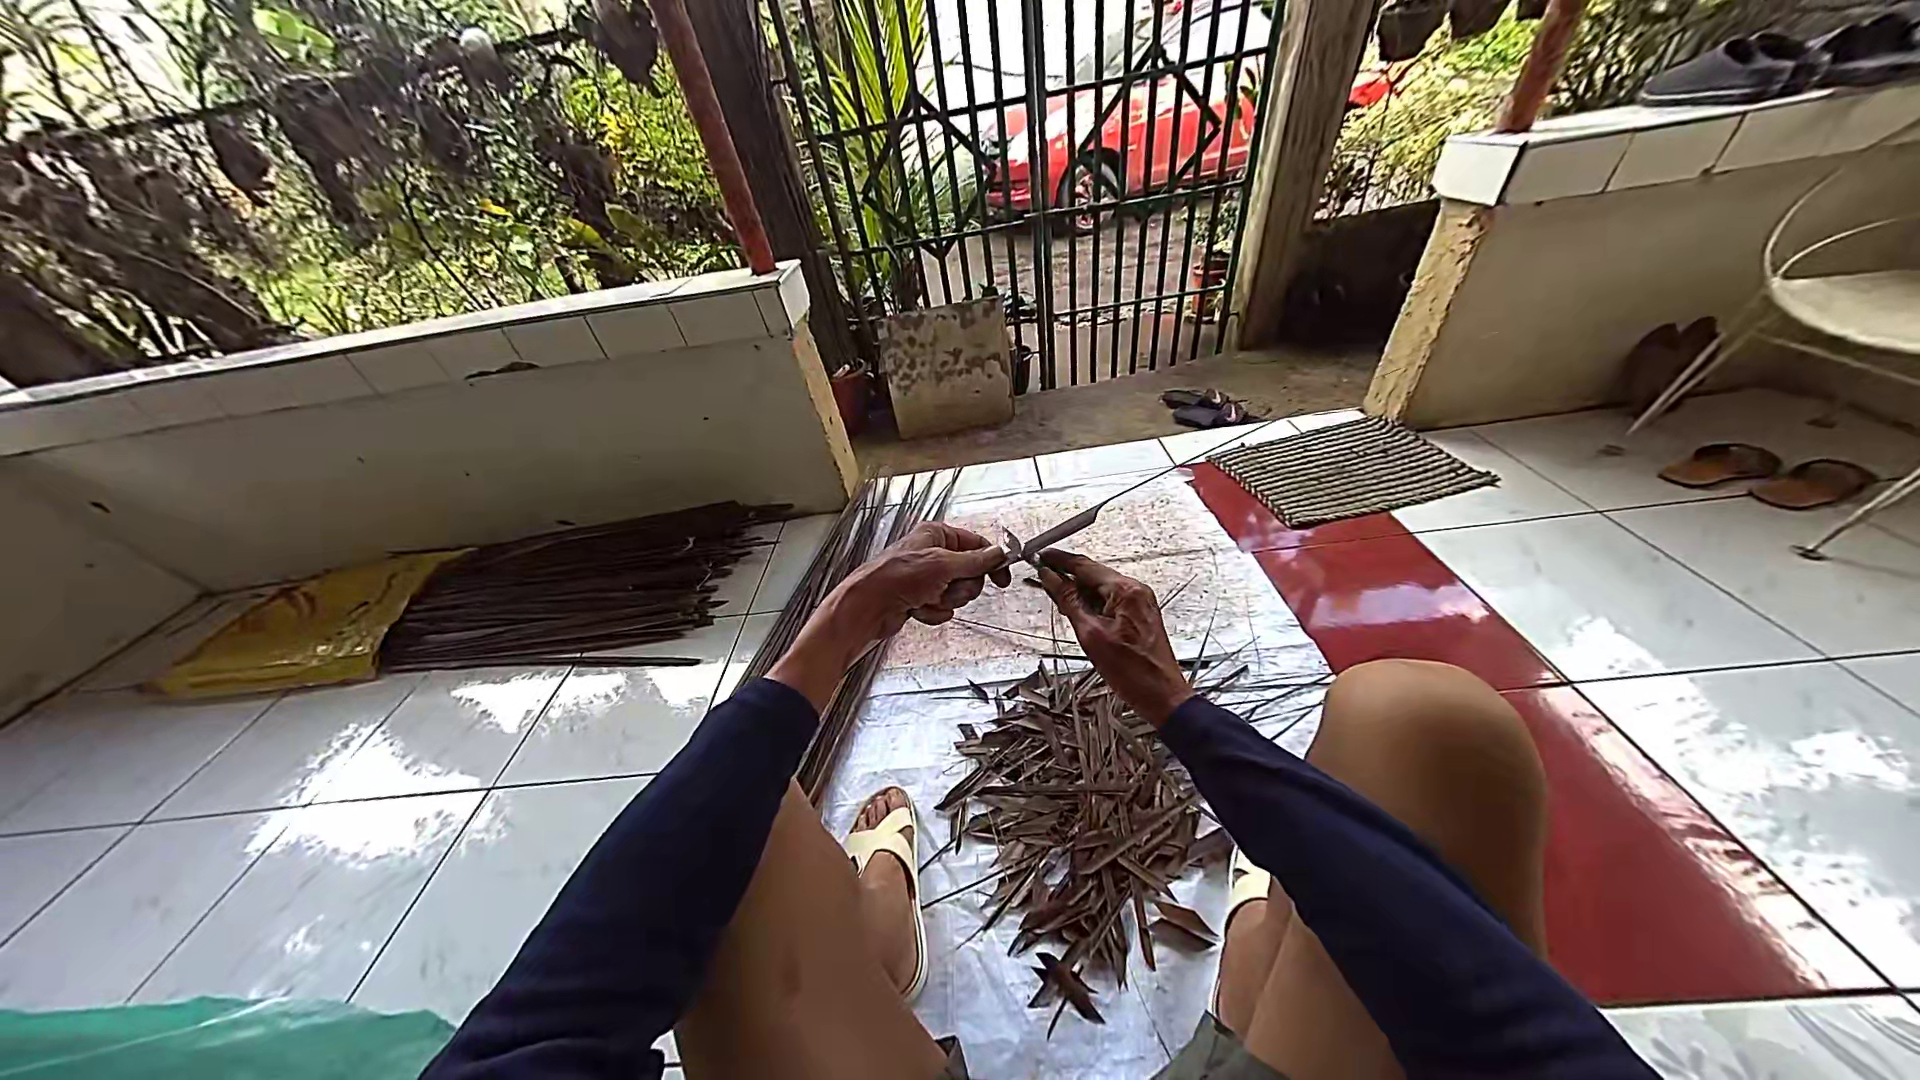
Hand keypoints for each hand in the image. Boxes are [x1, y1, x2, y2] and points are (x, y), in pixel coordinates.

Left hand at [769, 522, 1010, 708]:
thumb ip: (975, 561)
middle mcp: (932, 553)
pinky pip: (943, 608)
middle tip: (947, 588)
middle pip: (970, 573)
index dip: (990, 561)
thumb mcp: (943, 565)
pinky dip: (933, 612)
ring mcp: (926, 578)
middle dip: (961, 587)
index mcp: (936, 535)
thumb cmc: (895, 579)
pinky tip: (917, 609)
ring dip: (946, 601)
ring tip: (926, 599)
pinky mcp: (920, 598)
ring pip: (958, 593)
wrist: (868, 608)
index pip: (976, 544)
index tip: (1002, 578)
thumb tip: (998, 554)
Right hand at [1033, 550, 1192, 726]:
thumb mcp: (1090, 634)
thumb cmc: (1134, 672)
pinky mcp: (1138, 615)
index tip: (1042, 557)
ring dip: (1077, 592)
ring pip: (1100, 589)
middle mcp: (1136, 592)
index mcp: (1126, 591)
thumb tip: (1051, 579)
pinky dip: (1091, 604)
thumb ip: (1069, 601)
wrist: (1161, 696)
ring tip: (1056, 598)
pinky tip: (1077, 612)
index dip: (1060, 560)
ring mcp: (1139, 603)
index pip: (1085, 566)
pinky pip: (1109, 601)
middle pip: (1093, 575)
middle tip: (1042, 578)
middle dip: (1067, 576)